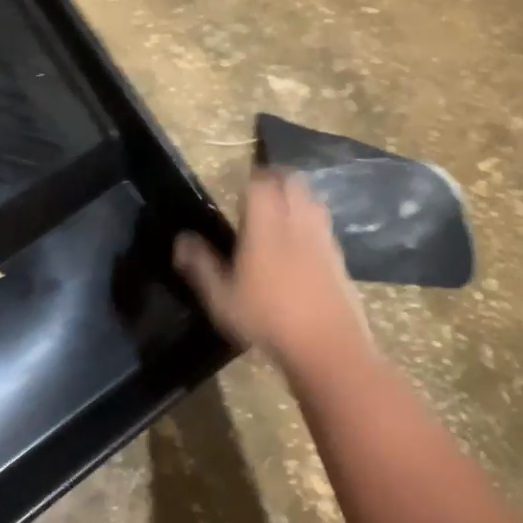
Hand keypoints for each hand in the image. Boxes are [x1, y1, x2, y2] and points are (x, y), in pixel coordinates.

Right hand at [174, 169, 375, 375]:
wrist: (327, 346)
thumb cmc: (266, 319)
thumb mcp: (221, 298)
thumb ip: (200, 265)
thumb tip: (181, 240)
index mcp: (267, 226)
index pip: (263, 183)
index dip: (253, 176)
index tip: (242, 181)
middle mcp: (298, 224)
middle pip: (294, 182)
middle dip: (278, 178)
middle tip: (261, 188)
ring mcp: (323, 239)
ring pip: (313, 200)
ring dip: (298, 197)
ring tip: (281, 211)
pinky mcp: (340, 258)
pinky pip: (324, 225)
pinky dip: (312, 221)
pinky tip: (301, 244)